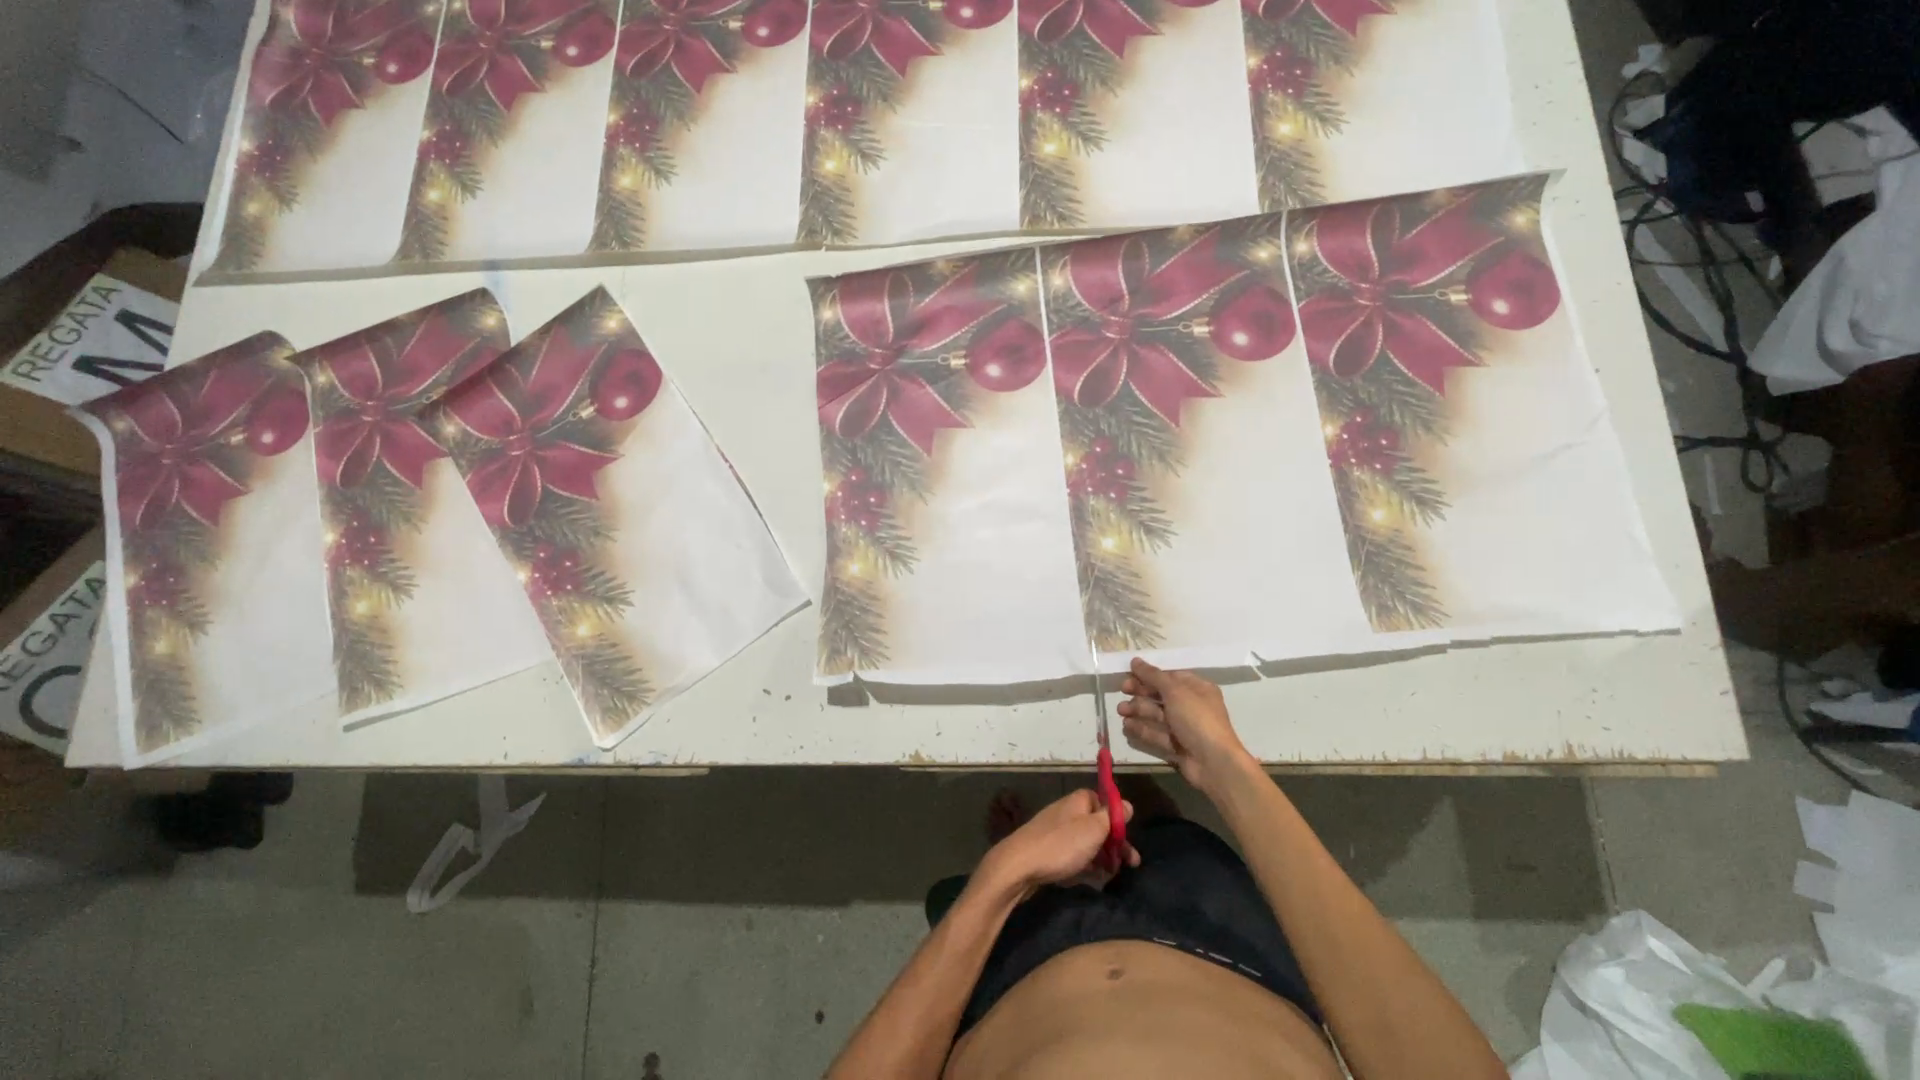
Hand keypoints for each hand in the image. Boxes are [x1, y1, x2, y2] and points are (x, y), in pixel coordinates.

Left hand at [978, 790, 1137, 898]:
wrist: (1018, 866)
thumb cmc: (1061, 845)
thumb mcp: (1094, 829)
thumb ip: (1112, 817)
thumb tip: (1127, 804)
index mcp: (1079, 801)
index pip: (1105, 802)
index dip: (1118, 820)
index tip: (1127, 838)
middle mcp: (1067, 812)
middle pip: (1097, 826)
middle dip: (1114, 845)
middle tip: (1131, 864)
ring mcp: (1056, 832)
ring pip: (1086, 844)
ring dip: (1101, 859)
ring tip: (1110, 876)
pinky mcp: (1047, 852)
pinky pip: (1072, 857)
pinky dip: (1083, 866)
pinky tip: (1091, 879)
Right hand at [1119, 657, 1252, 794]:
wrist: (1213, 762)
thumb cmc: (1197, 719)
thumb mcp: (1175, 692)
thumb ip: (1153, 676)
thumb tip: (1135, 660)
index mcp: (1198, 689)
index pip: (1171, 677)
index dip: (1150, 675)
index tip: (1130, 674)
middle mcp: (1192, 706)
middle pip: (1162, 695)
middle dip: (1141, 692)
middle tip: (1123, 690)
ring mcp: (1184, 727)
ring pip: (1157, 715)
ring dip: (1138, 710)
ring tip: (1121, 711)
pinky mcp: (1176, 746)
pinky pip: (1157, 734)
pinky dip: (1142, 729)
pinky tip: (1127, 726)